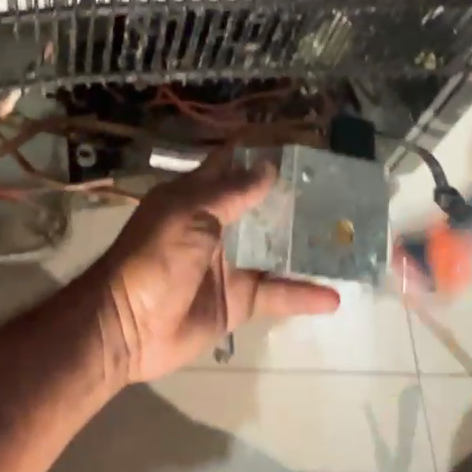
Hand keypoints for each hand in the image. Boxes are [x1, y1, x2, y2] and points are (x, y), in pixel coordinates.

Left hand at [81, 156, 341, 382]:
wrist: (126, 325)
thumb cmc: (154, 256)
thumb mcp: (191, 214)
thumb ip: (232, 193)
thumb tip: (268, 167)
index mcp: (196, 196)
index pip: (232, 166)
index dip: (260, 155)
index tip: (298, 146)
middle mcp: (215, 225)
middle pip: (259, 207)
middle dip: (292, 199)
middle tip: (336, 192)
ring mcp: (227, 264)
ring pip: (273, 250)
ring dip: (303, 245)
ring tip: (344, 238)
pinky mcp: (236, 301)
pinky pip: (275, 293)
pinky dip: (302, 295)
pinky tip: (334, 295)